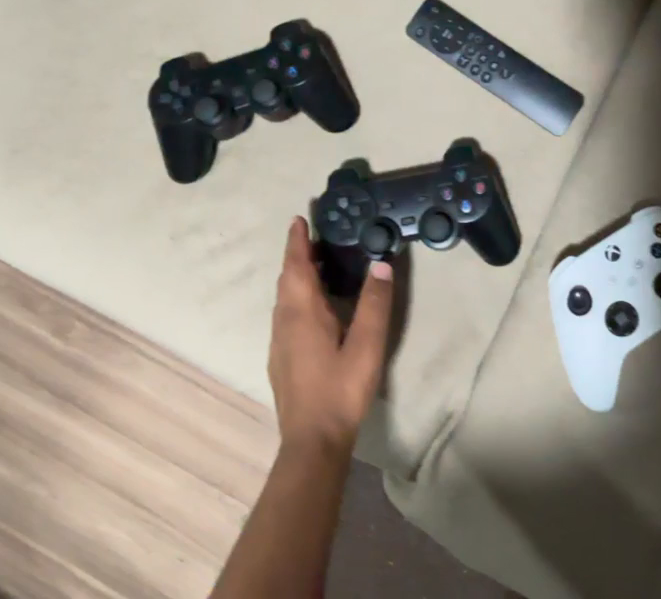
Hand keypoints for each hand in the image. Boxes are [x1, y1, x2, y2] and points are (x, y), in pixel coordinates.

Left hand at [268, 217, 394, 455]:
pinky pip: (286, 315)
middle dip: (298, 256)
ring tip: (318, 266)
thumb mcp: (367, 345)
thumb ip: (374, 303)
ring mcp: (279, 343)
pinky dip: (297, 298)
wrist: (312, 440)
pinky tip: (314, 309)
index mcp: (302, 312)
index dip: (297, 241)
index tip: (299, 219)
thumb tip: (381, 264)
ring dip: (297, 277)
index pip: (296, 266)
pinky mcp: (282, 360)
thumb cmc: (340, 389)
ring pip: (285, 299)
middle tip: (315, 237)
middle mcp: (284, 322)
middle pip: (287, 280)